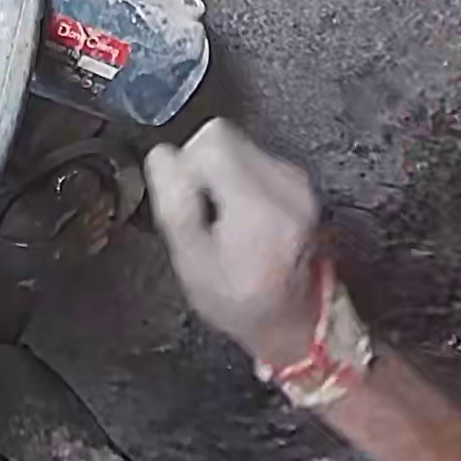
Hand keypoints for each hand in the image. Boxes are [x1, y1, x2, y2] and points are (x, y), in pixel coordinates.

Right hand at [144, 118, 322, 366]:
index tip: (187, 198)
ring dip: (215, 168)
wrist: (298, 324)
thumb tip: (162, 155)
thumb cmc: (240, 301)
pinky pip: (248, 155)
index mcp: (259, 205)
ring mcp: (296, 181)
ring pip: (233, 142)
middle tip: (200, 206)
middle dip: (197, 163)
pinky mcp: (298, 180)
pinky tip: (236, 209)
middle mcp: (285, 184)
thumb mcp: (192, 264)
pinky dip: (233, 173)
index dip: (185, 163)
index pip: (210, 141)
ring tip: (219, 211)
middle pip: (220, 136)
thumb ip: (174, 206)